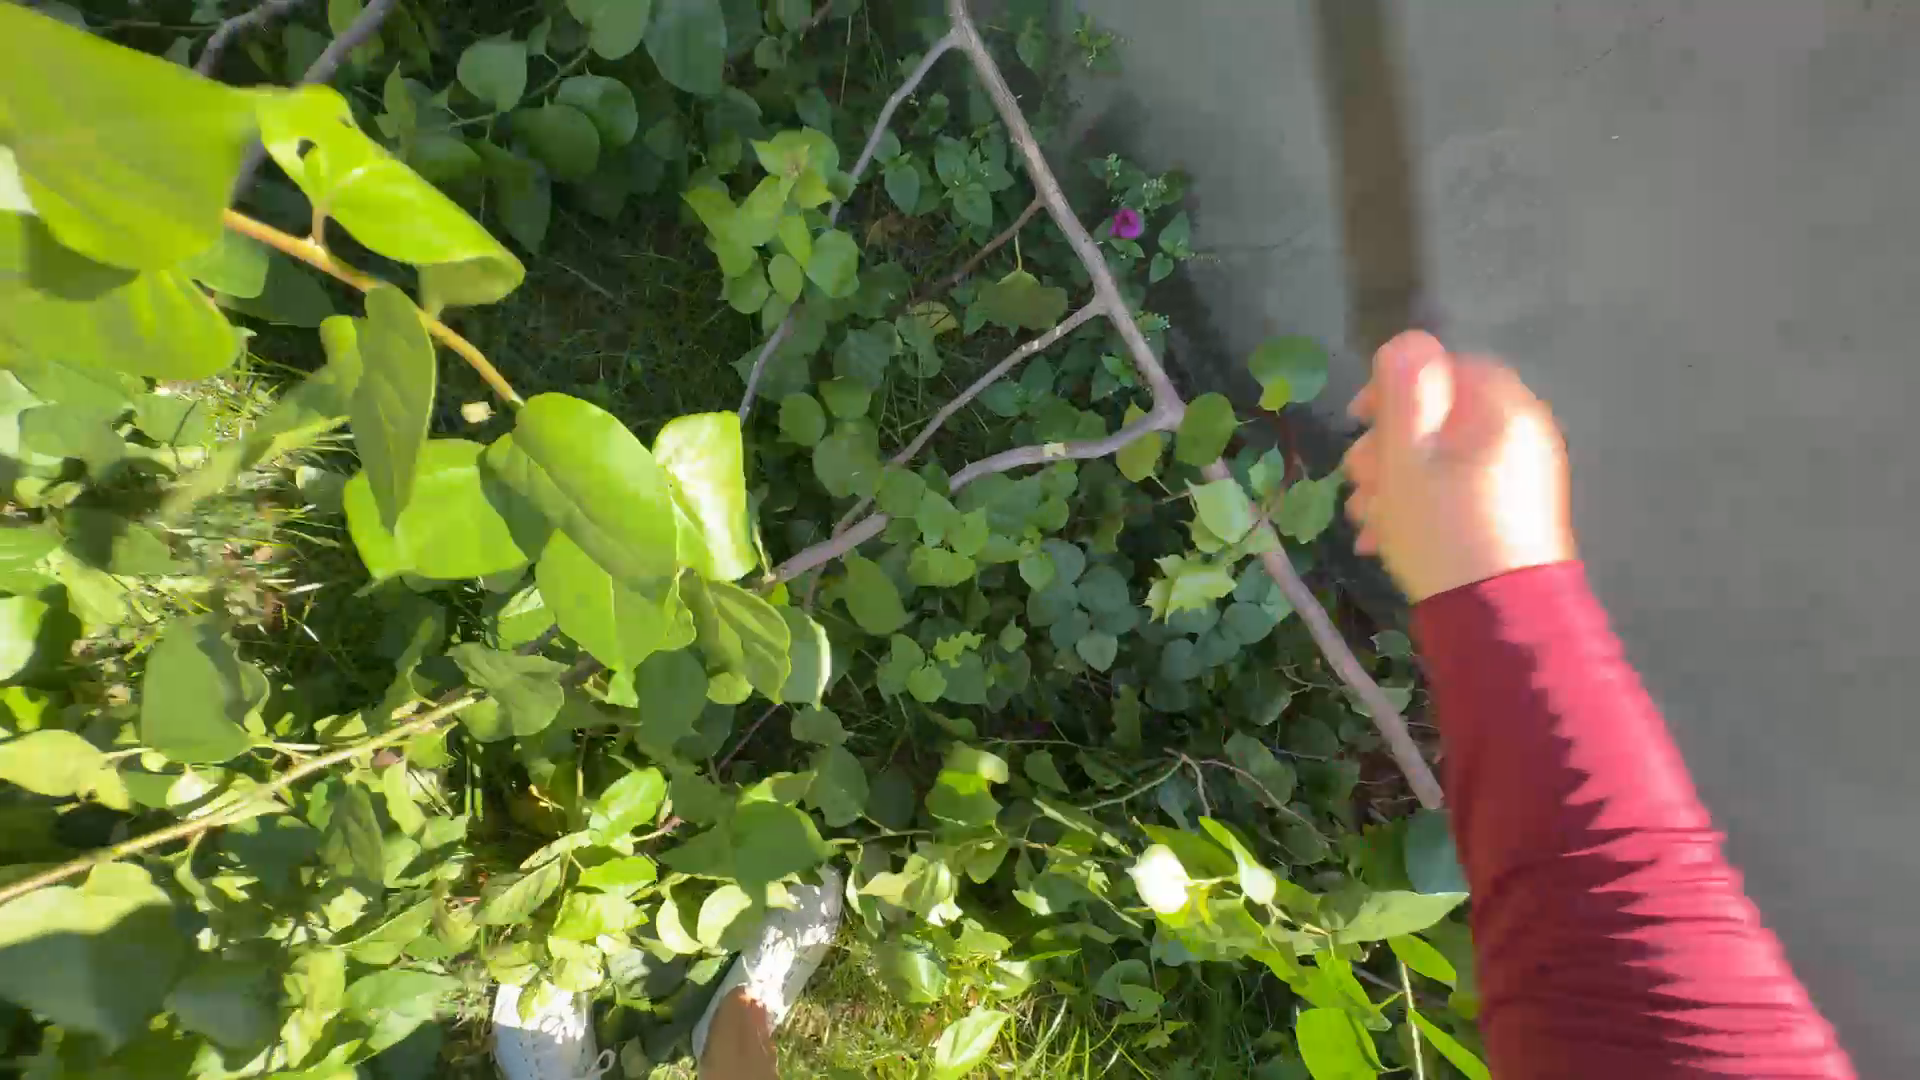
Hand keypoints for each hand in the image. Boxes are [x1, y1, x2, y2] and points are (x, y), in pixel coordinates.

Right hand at [1342, 331, 1575, 602]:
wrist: (1494, 614)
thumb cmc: (1441, 529)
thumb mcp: (1407, 458)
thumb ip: (1403, 394)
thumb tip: (1403, 340)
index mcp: (1499, 413)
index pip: (1448, 369)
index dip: (1396, 384)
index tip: (1357, 418)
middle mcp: (1515, 437)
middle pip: (1436, 418)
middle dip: (1383, 446)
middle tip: (1355, 480)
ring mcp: (1513, 477)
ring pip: (1436, 458)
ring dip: (1389, 481)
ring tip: (1364, 518)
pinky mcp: (1504, 511)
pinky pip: (1450, 489)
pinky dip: (1413, 503)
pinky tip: (1383, 535)